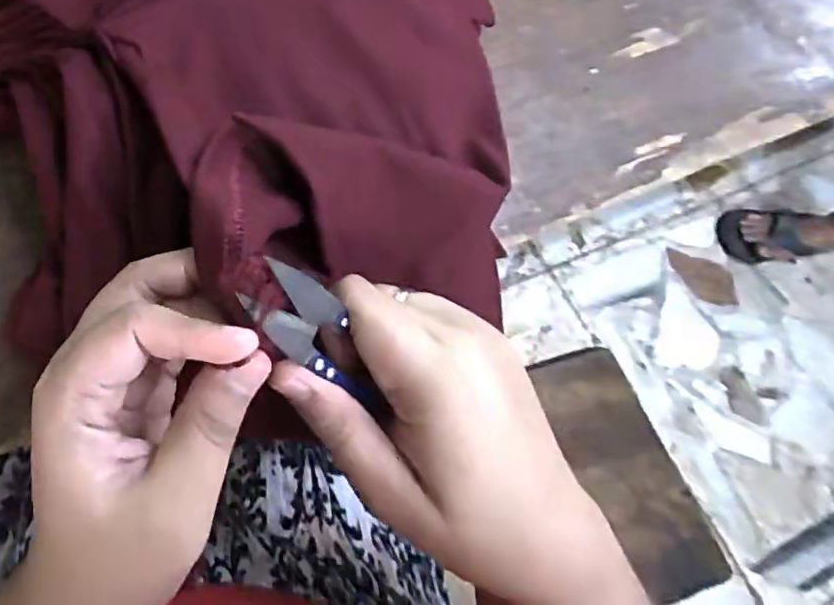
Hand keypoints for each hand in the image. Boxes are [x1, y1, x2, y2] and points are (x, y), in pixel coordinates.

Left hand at [0, 251, 271, 604]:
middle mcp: (80, 364)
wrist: (84, 594)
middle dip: (188, 277)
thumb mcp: (174, 504)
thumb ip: (211, 424)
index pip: (131, 326)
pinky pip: (166, 337)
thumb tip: (258, 357)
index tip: (250, 342)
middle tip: (248, 285)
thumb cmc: (119, 560)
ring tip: (252, 304)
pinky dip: (203, 329)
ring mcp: (103, 369)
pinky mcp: (129, 381)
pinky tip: (239, 334)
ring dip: (199, 297)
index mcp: (71, 390)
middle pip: (131, 291)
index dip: (193, 325)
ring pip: (149, 303)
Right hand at [270, 277, 645, 604]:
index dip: (330, 323)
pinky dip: (408, 330)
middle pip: (373, 293)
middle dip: (352, 330)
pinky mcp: (492, 331)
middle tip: (365, 392)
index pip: (356, 294)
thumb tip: (278, 368)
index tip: (336, 374)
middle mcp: (460, 330)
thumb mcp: (387, 488)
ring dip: (380, 330)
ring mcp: (481, 326)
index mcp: (433, 367)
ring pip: (397, 296)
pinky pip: (426, 306)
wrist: (555, 539)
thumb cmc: (464, 524)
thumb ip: (334, 420)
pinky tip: (425, 383)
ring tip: (397, 391)